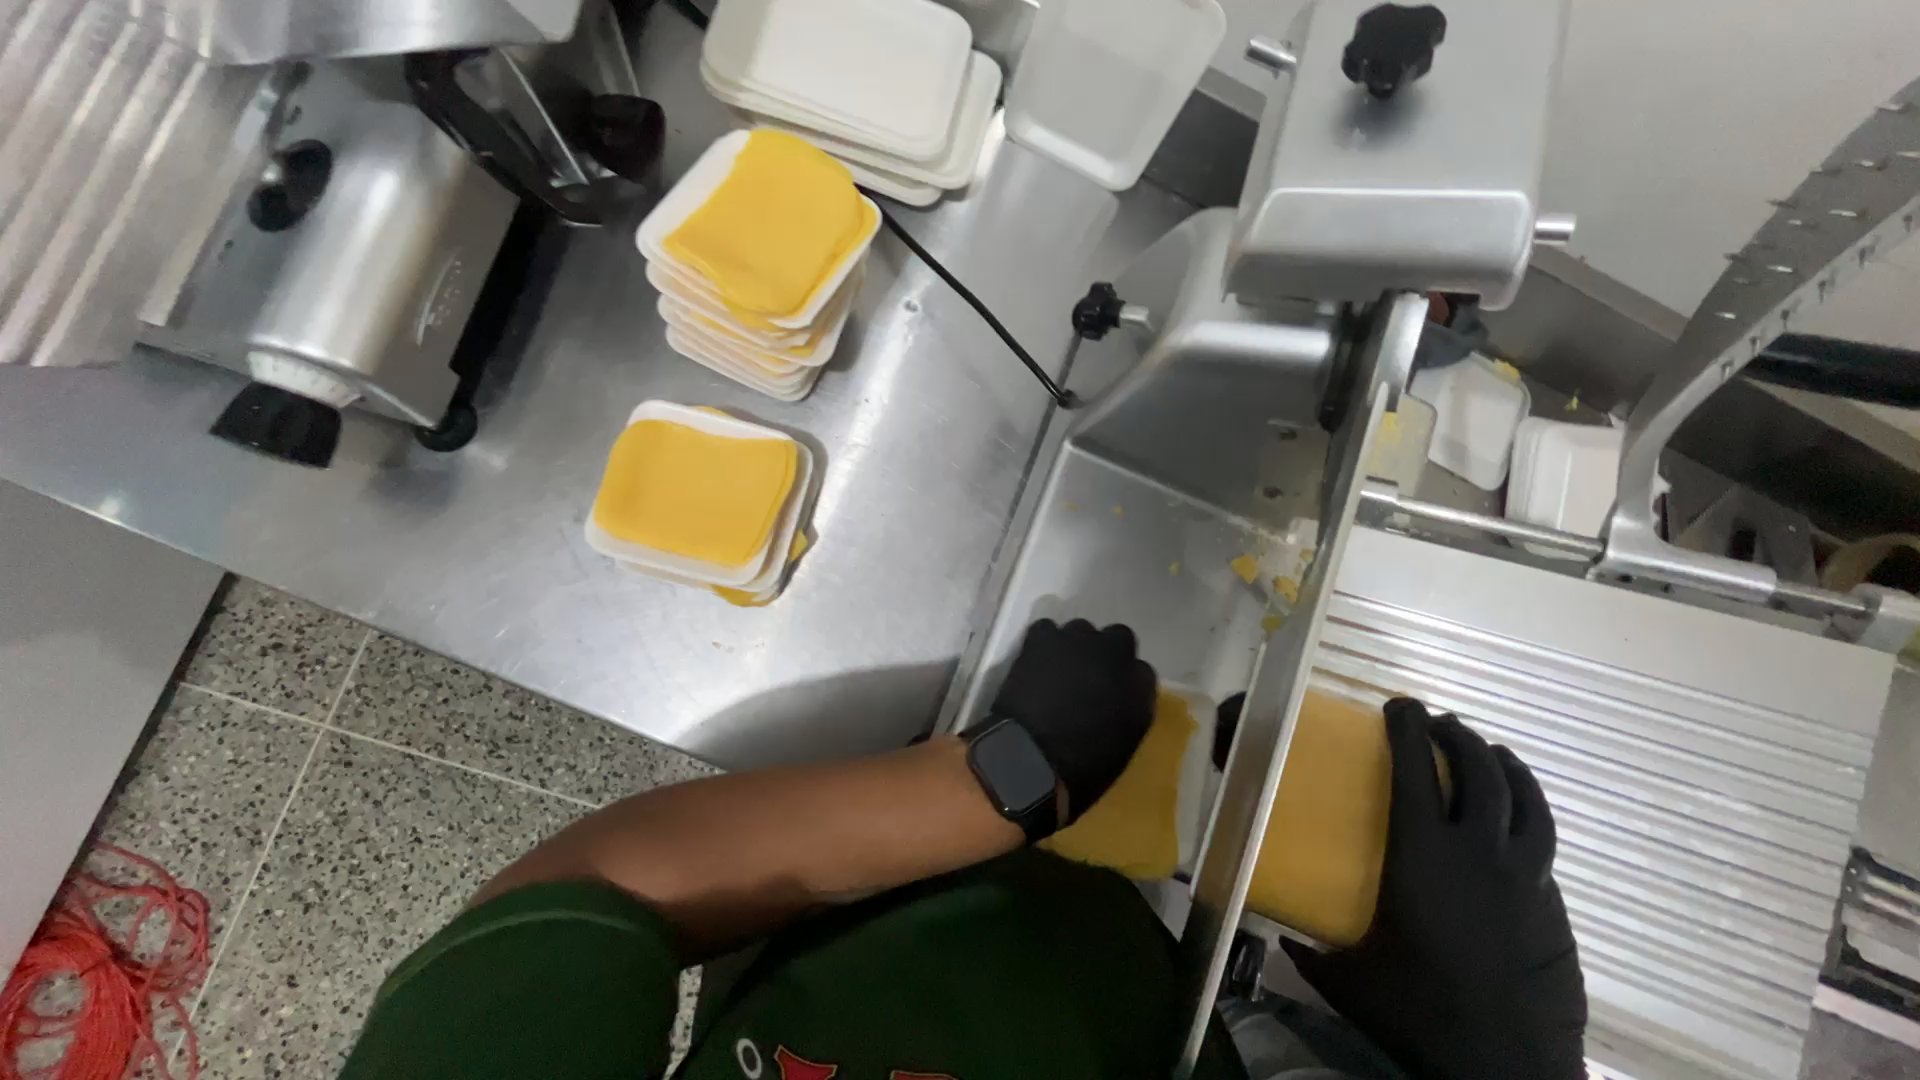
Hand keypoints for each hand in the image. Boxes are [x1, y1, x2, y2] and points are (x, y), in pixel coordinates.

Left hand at [991, 619, 1155, 824]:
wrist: (1030, 761)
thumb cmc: (1079, 770)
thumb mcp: (1121, 745)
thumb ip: (1128, 711)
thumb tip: (1121, 696)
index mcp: (1140, 689)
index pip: (1142, 672)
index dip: (1125, 681)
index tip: (1111, 694)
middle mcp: (1116, 657)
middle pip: (1118, 639)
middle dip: (1105, 652)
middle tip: (1088, 675)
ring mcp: (1079, 643)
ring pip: (1082, 631)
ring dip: (1074, 646)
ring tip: (1058, 669)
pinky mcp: (1042, 639)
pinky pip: (1046, 629)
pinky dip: (1042, 643)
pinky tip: (1035, 662)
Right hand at [1282, 698, 1586, 1079]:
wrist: (1507, 1066)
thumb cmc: (1419, 1011)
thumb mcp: (1349, 978)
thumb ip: (1311, 947)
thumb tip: (1279, 931)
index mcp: (1423, 857)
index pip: (1416, 772)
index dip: (1407, 729)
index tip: (1398, 704)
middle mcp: (1480, 855)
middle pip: (1479, 771)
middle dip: (1457, 736)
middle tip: (1437, 721)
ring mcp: (1525, 879)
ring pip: (1525, 799)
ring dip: (1504, 764)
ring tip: (1488, 750)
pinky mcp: (1551, 905)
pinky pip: (1541, 839)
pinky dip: (1526, 810)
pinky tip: (1513, 816)